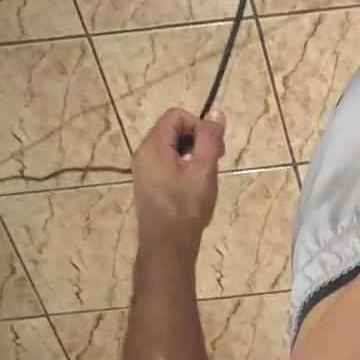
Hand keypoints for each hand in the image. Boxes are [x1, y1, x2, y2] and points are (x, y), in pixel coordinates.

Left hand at [133, 107, 225, 254]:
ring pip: (172, 146)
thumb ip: (210, 139)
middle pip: (173, 129)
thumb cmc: (186, 207)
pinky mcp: (149, 182)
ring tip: (207, 173)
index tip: (214, 146)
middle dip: (198, 137)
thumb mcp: (203, 170)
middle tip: (216, 158)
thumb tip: (216, 112)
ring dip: (194, 152)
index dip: (199, 125)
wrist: (167, 247)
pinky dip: (185, 164)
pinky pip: (168, 161)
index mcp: (152, 147)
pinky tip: (196, 184)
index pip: (176, 116)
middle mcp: (143, 154)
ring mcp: (144, 169)